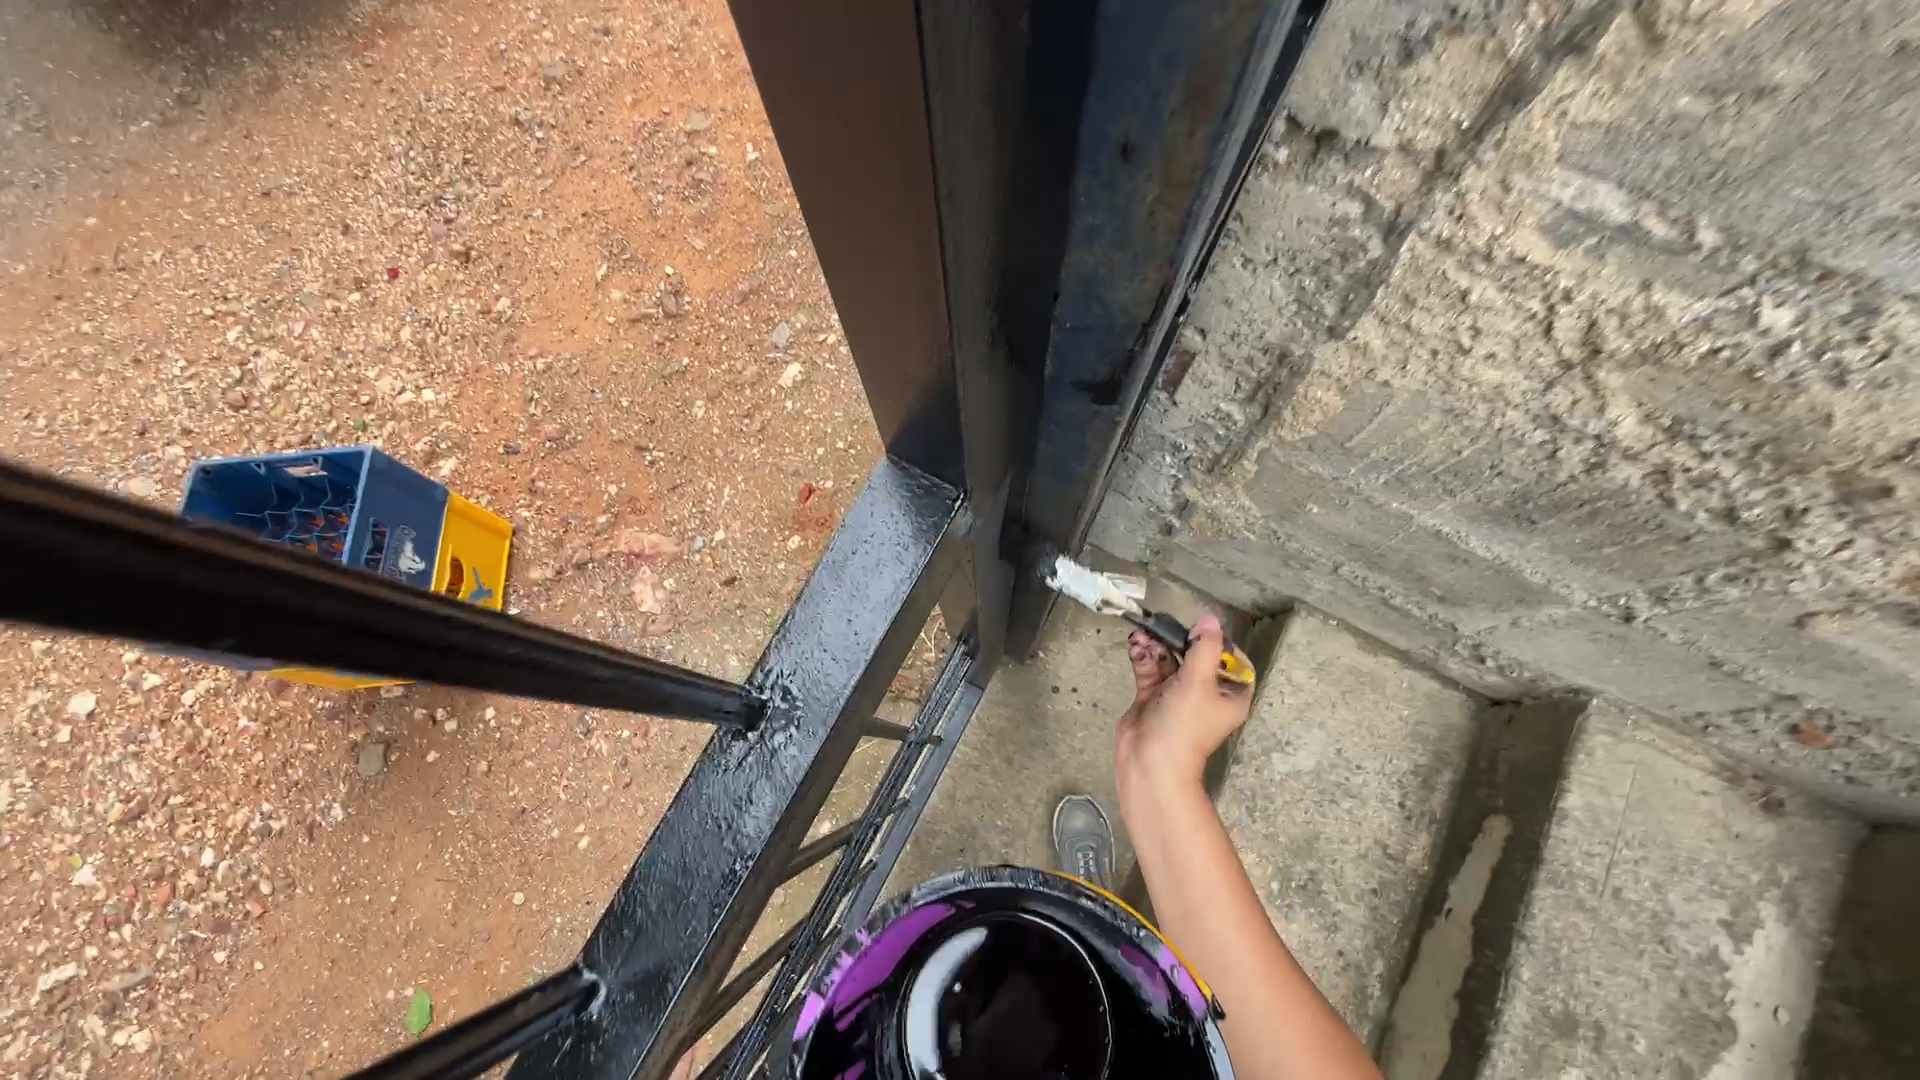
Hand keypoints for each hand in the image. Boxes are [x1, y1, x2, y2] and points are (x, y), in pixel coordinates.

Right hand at [1114, 614, 1253, 791]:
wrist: (1148, 762)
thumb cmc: (1183, 724)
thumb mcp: (1198, 682)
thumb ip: (1204, 648)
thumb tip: (1210, 619)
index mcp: (1228, 694)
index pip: (1233, 661)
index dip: (1219, 643)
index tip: (1201, 631)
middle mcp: (1205, 693)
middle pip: (1196, 655)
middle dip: (1177, 639)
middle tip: (1161, 624)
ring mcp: (1177, 694)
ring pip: (1169, 660)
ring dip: (1155, 645)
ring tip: (1141, 634)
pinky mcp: (1152, 696)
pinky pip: (1150, 669)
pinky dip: (1143, 656)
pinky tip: (1134, 646)